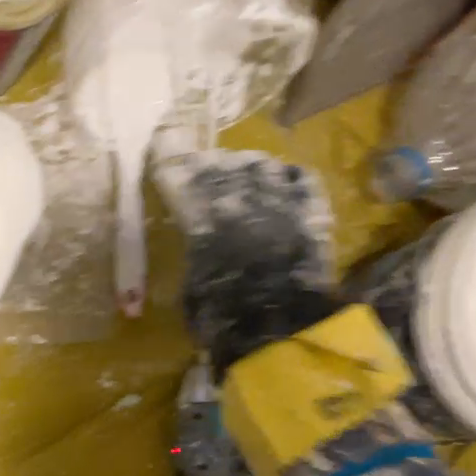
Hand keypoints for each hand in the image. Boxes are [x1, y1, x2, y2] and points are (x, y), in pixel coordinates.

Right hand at [159, 151, 341, 372]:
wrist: (279, 328)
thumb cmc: (220, 317)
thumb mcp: (189, 289)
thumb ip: (194, 253)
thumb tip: (195, 239)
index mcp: (202, 221)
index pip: (181, 181)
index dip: (171, 164)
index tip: (161, 147)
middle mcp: (240, 202)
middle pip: (223, 168)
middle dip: (209, 161)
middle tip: (202, 159)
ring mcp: (281, 204)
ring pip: (264, 166)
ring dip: (249, 164)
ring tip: (241, 165)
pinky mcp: (314, 215)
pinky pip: (305, 181)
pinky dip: (291, 175)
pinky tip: (285, 176)